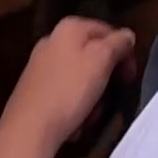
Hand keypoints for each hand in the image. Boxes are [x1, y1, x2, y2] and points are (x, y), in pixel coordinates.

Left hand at [0, 17, 136, 157]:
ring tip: (90, 114)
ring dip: (90, 95)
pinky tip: (74, 120)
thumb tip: (128, 35)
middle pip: (93, 54)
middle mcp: (52, 40)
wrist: (27, 131)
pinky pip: (63, 91)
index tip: (130, 76)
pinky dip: (72, 104)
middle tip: (110, 96)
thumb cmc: (69, 90)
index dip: (124, 52)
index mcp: (70, 27)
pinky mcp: (32, 90)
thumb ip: (118, 43)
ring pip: (79, 75)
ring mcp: (39, 65)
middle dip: (105, 77)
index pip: (108, 30)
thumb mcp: (102, 60)